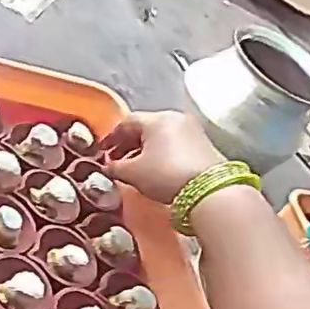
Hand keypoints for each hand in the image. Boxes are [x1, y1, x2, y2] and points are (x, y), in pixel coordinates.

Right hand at [105, 111, 225, 203]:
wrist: (207, 190)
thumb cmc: (165, 175)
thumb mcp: (132, 173)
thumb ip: (115, 168)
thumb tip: (107, 168)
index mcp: (156, 120)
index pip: (127, 122)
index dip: (111, 137)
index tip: (102, 150)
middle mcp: (175, 119)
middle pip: (145, 127)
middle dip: (127, 143)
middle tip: (115, 159)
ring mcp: (191, 130)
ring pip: (160, 136)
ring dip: (144, 149)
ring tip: (133, 166)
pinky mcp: (202, 144)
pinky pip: (173, 144)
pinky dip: (160, 153)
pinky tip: (154, 168)